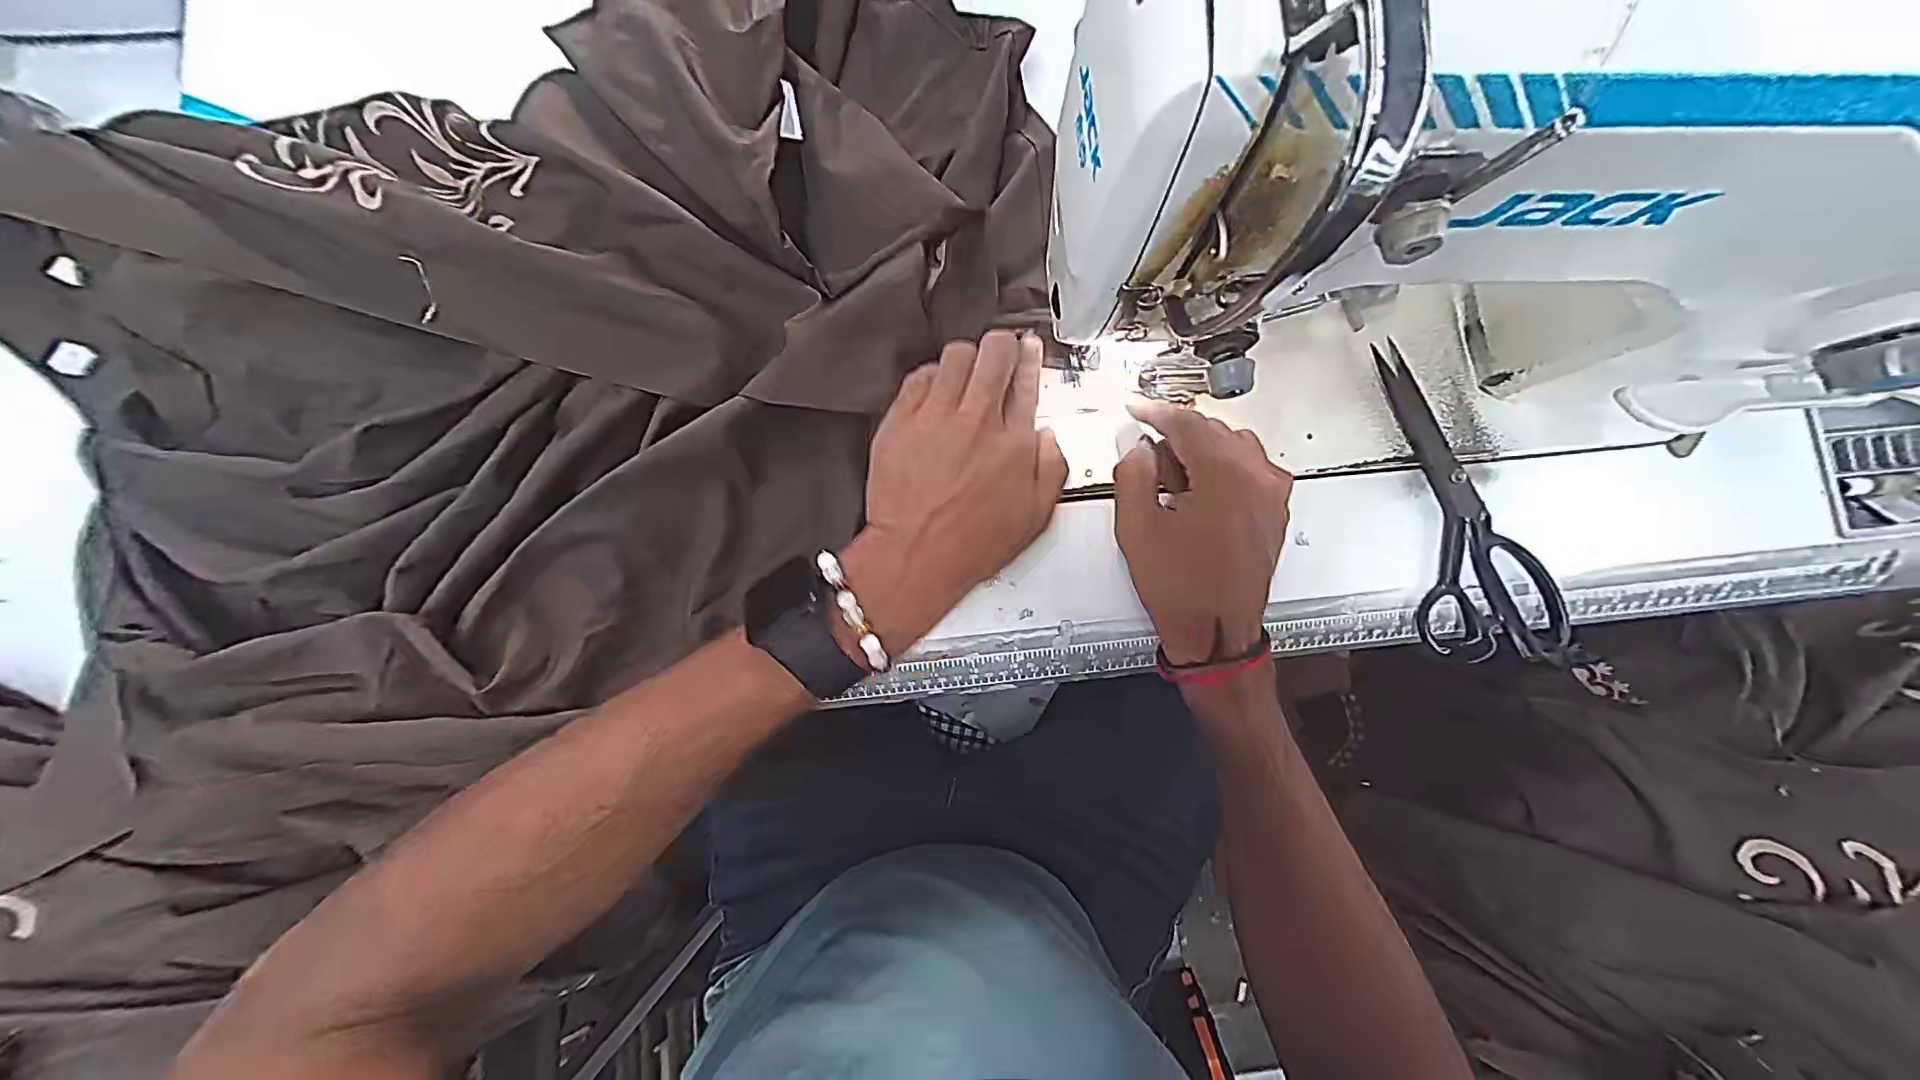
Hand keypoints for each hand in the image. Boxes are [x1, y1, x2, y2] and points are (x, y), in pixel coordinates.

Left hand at [836, 331, 1068, 659]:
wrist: (916, 554)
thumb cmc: (969, 543)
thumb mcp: (1034, 516)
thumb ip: (1051, 470)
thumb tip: (1050, 440)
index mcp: (1014, 442)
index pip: (1026, 380)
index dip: (1029, 357)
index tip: (1028, 350)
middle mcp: (978, 421)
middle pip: (994, 353)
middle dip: (1001, 344)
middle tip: (1000, 350)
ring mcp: (937, 418)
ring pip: (956, 355)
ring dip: (967, 356)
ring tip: (967, 367)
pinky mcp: (902, 422)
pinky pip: (918, 377)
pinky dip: (931, 374)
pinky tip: (934, 387)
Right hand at [1114, 403, 1292, 665]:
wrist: (1216, 633)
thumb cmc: (1184, 591)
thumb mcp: (1137, 528)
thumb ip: (1132, 474)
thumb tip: (1135, 445)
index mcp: (1225, 476)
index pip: (1187, 422)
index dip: (1154, 412)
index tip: (1137, 409)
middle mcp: (1258, 478)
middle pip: (1213, 430)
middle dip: (1175, 435)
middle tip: (1144, 454)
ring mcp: (1271, 495)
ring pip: (1233, 446)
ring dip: (1199, 451)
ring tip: (1168, 481)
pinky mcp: (1273, 511)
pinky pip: (1248, 468)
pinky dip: (1220, 468)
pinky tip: (1194, 494)